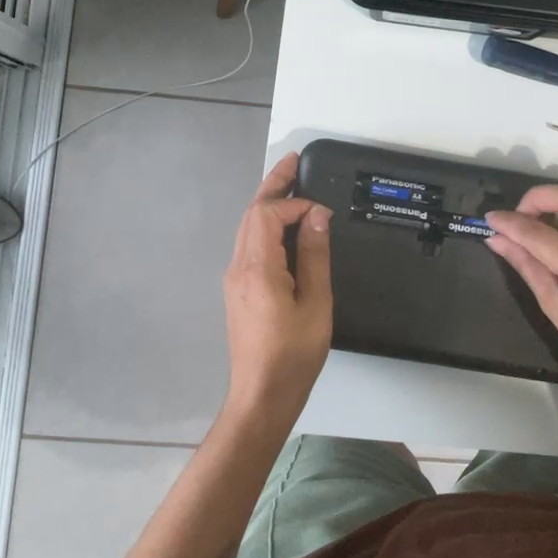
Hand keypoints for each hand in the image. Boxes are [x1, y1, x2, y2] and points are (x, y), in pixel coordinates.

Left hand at [223, 152, 332, 416]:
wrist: (262, 395)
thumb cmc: (294, 354)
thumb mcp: (316, 304)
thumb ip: (315, 256)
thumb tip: (316, 216)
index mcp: (257, 268)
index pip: (268, 214)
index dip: (294, 203)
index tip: (323, 211)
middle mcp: (238, 267)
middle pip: (251, 214)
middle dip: (273, 187)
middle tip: (295, 163)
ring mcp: (234, 279)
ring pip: (247, 228)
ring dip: (268, 205)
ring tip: (292, 186)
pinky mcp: (238, 290)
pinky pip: (249, 245)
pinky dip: (266, 226)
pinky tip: (285, 228)